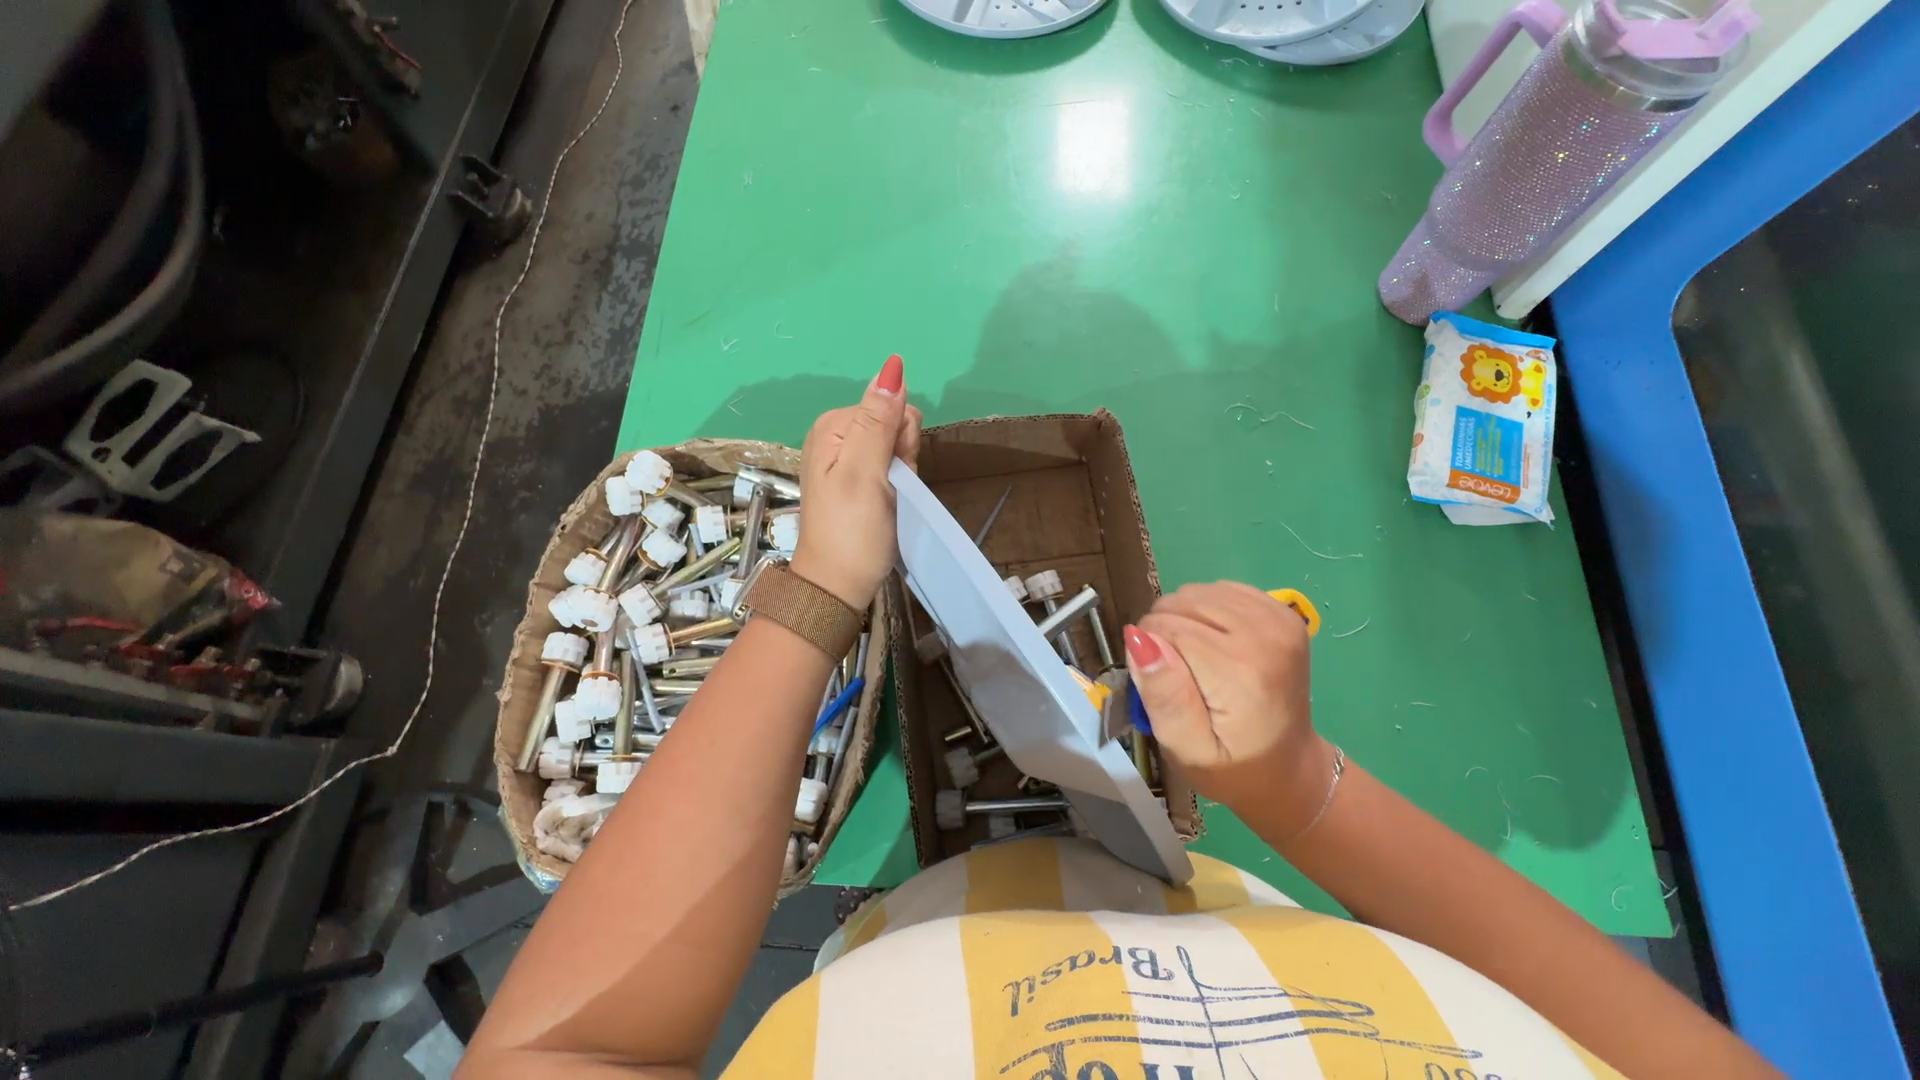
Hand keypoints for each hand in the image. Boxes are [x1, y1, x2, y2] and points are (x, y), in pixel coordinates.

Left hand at [790, 355, 921, 610]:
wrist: (838, 585)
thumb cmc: (853, 529)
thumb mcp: (866, 471)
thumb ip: (879, 420)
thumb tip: (892, 365)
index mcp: (834, 426)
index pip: (890, 407)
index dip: (902, 439)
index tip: (892, 470)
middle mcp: (838, 436)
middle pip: (894, 425)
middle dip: (903, 455)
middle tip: (889, 488)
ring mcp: (848, 460)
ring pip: (898, 448)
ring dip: (903, 474)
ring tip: (889, 500)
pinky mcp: (858, 481)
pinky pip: (892, 469)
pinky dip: (898, 486)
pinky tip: (890, 506)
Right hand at [1125, 582, 1335, 838]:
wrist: (1288, 767)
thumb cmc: (1232, 767)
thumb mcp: (1188, 751)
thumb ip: (1164, 697)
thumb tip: (1138, 639)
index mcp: (1241, 670)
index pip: (1167, 627)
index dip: (1149, 650)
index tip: (1156, 682)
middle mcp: (1265, 634)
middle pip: (1183, 603)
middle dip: (1164, 631)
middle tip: (1174, 674)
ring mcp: (1278, 618)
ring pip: (1199, 592)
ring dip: (1184, 618)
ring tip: (1192, 658)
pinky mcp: (1282, 612)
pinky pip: (1222, 589)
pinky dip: (1207, 609)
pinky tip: (1212, 640)